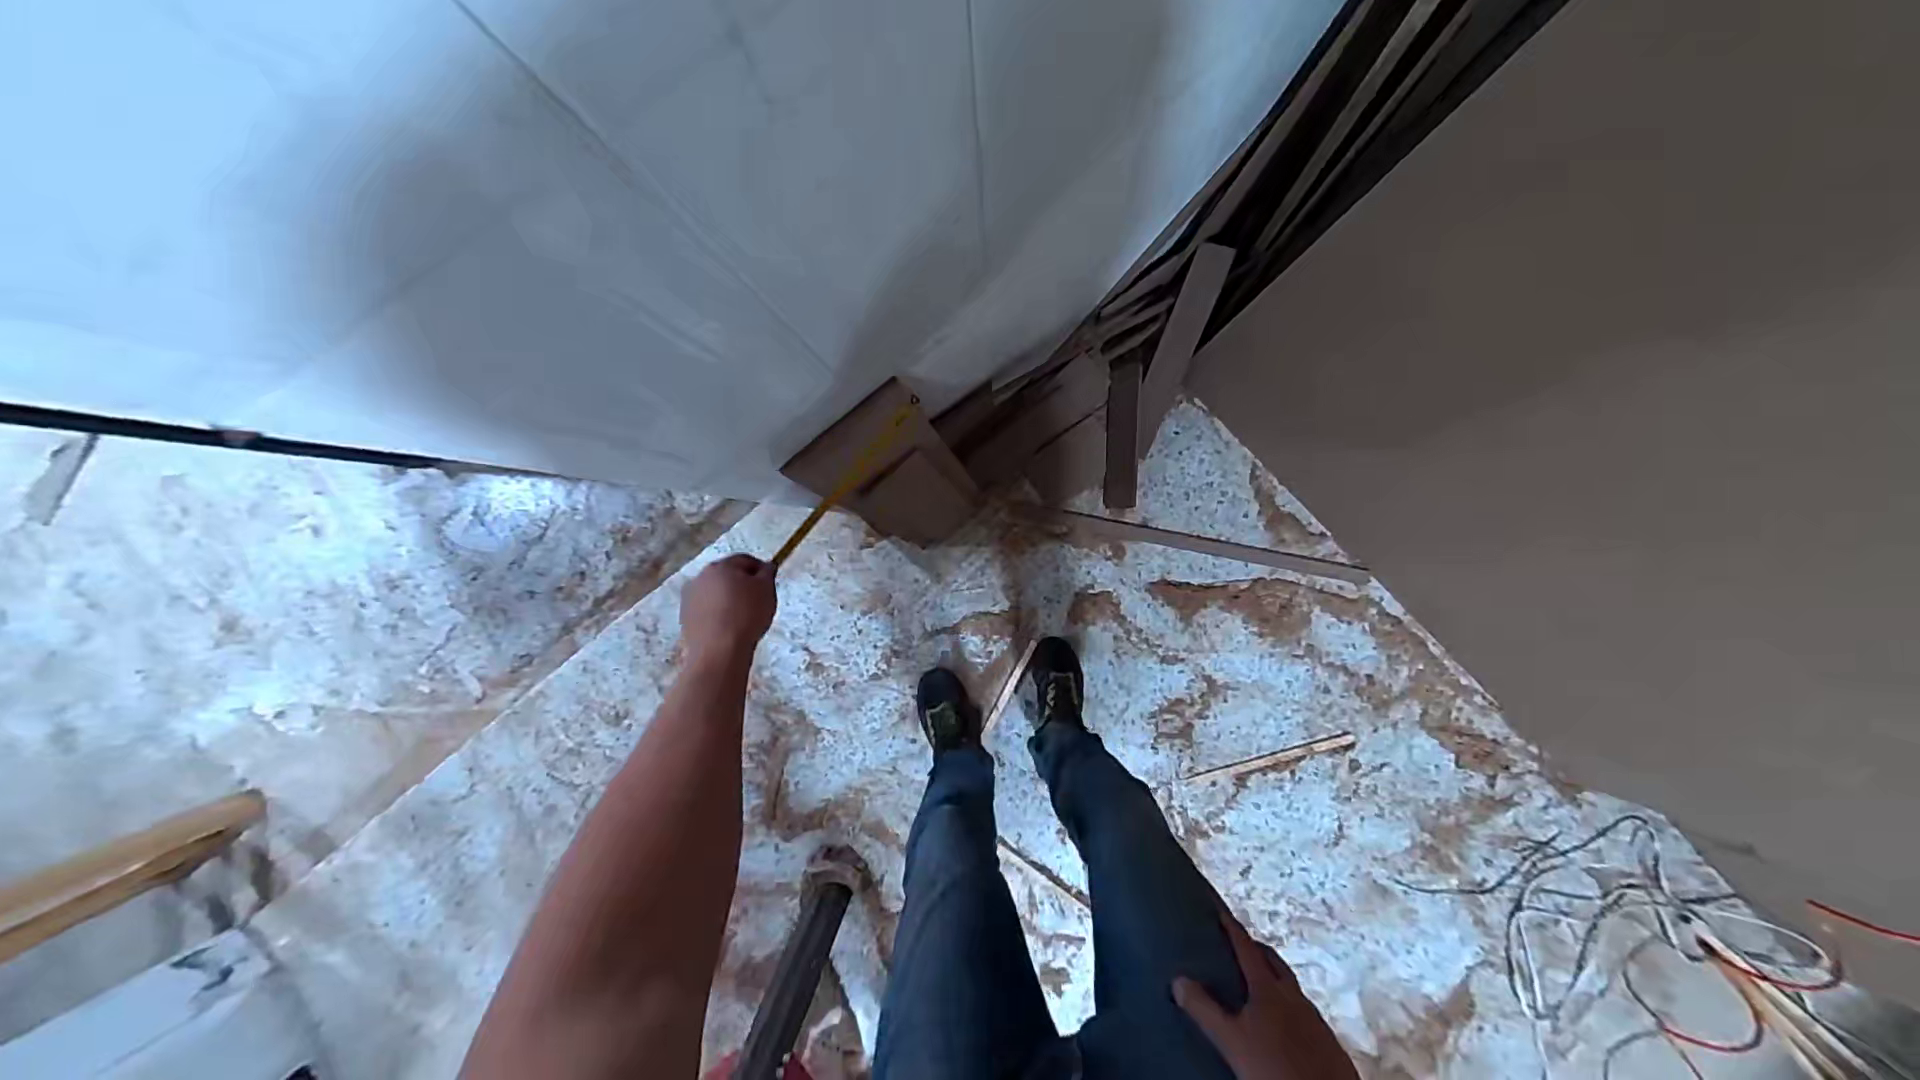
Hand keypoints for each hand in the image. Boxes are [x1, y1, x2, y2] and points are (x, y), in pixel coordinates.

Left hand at [680, 554, 776, 662]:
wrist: (719, 650)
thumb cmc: (747, 615)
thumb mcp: (766, 590)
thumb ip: (767, 574)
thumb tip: (766, 566)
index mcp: (722, 566)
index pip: (745, 560)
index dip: (759, 569)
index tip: (769, 582)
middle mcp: (701, 577)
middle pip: (726, 575)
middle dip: (741, 584)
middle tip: (757, 600)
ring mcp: (689, 597)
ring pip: (714, 592)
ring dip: (727, 599)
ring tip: (742, 616)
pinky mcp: (685, 617)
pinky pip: (706, 609)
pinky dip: (716, 613)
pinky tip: (728, 627)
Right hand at [1173, 911, 1358, 1079]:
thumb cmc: (1274, 1068)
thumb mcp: (1231, 1040)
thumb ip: (1204, 1009)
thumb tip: (1178, 980)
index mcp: (1268, 989)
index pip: (1246, 948)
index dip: (1232, 928)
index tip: (1221, 911)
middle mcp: (1295, 996)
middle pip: (1274, 961)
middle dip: (1256, 949)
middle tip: (1238, 945)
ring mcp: (1316, 1020)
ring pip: (1292, 987)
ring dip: (1274, 977)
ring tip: (1258, 984)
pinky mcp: (1330, 1043)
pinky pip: (1306, 1012)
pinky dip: (1290, 1005)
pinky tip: (1284, 1023)